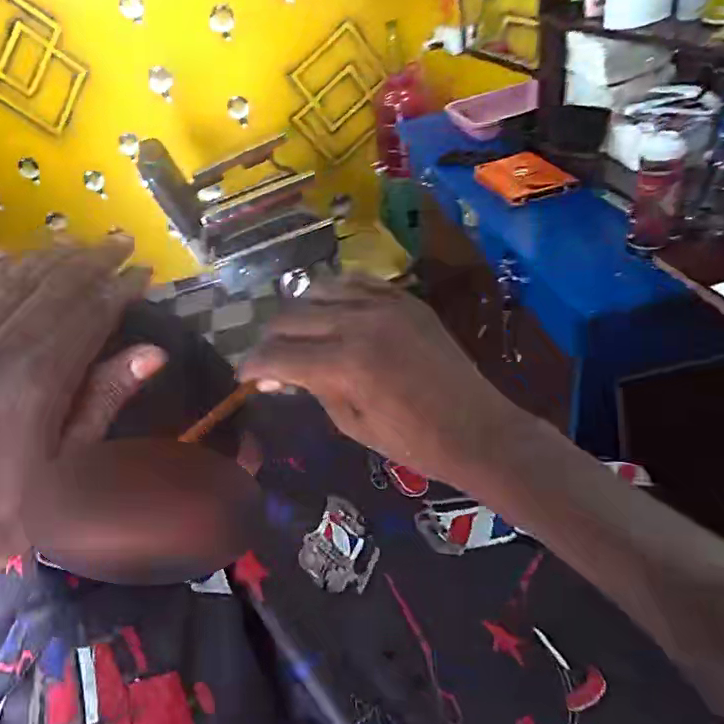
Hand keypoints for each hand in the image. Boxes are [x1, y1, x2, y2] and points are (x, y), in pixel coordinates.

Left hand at [0, 240, 164, 653]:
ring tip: (80, 242)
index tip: (145, 270)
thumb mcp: (64, 470)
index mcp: (36, 379)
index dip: (120, 287)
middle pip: (53, 287)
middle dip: (93, 260)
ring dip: (49, 256)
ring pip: (12, 282)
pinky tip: (8, 253)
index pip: (88, 314)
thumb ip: (104, 401)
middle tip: (123, 241)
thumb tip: (153, 352)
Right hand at [236, 275, 514, 474]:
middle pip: (289, 317)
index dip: (252, 365)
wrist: (479, 429)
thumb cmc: (413, 443)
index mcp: (345, 365)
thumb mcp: (350, 424)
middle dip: (269, 340)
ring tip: (298, 335)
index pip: (277, 354)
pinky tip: (330, 312)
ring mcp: (384, 305)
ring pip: (316, 290)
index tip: (243, 375)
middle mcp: (358, 324)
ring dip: (298, 313)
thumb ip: (311, 389)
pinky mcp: (404, 298)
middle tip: (270, 362)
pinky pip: (354, 281)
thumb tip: (279, 374)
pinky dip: (333, 294)